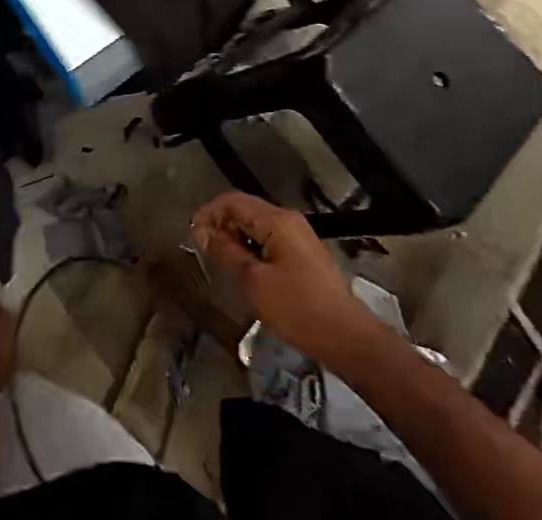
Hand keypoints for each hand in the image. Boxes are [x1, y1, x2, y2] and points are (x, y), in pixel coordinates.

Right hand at [191, 192, 381, 363]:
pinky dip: (250, 247)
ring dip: (234, 237)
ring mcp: (298, 237)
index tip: (193, 237)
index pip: (231, 202)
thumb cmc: (297, 308)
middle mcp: (288, 221)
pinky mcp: (303, 254)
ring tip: (220, 261)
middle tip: (204, 251)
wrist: (348, 339)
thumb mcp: (252, 280)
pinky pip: (268, 239)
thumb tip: (202, 233)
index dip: (207, 214)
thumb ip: (224, 251)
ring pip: (255, 225)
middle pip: (244, 209)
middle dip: (219, 225)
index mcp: (276, 221)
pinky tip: (244, 269)